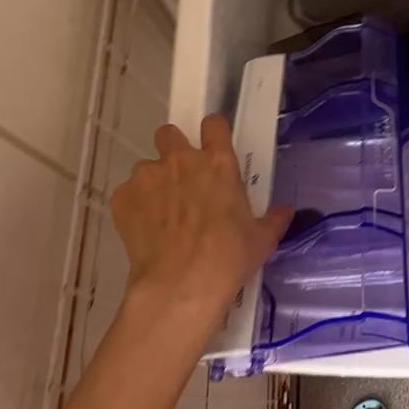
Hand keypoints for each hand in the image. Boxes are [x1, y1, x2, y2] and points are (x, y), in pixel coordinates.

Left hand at [111, 116, 291, 315]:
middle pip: (168, 133)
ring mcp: (147, 177)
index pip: (213, 124)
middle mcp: (180, 160)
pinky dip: (134, 208)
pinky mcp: (122, 199)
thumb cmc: (228, 257)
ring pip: (145, 167)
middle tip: (181, 177)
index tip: (212, 147)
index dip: (212, 133)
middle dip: (172, 148)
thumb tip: (285, 212)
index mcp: (217, 162)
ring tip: (160, 215)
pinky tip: (144, 232)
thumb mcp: (261, 239)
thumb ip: (272, 220)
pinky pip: (127, 194)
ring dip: (153, 183)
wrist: (181, 284)